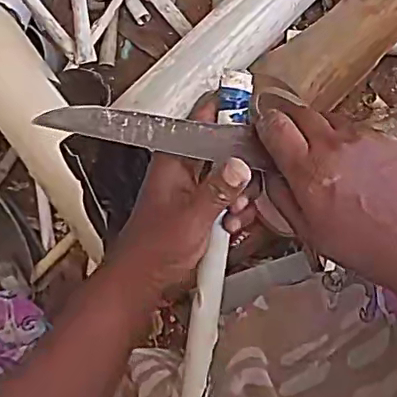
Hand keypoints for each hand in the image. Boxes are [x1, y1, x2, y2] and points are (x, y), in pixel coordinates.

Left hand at [109, 97, 254, 294]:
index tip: (253, 122)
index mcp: (174, 159)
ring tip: (232, 216)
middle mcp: (185, 168)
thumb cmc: (152, 249)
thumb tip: (240, 164)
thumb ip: (219, 190)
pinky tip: (229, 228)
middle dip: (241, 172)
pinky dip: (235, 212)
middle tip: (241, 193)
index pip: (204, 119)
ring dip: (240, 198)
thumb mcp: (192, 217)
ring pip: (232, 177)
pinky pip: (230, 200)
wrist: (143, 282)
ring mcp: (195, 188)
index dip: (230, 114)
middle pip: (226, 150)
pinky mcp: (203, 208)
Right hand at [254, 97, 396, 308]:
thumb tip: (269, 173)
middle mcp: (332, 147)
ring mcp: (360, 138)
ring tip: (324, 156)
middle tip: (289, 140)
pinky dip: (344, 139)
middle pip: (298, 112)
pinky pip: (352, 127)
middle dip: (288, 122)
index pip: (274, 124)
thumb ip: (280, 196)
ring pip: (325, 117)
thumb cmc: (366, 244)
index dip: (265, 125)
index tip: (264, 132)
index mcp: (308, 172)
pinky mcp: (383, 137)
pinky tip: (351, 163)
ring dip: (317, 130)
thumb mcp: (307, 231)